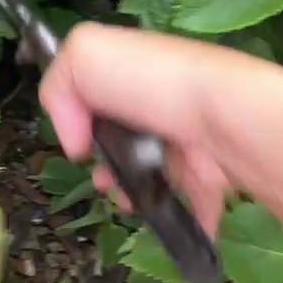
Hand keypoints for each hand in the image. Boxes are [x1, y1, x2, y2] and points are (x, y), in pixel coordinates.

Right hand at [39, 22, 282, 233]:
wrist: (224, 117)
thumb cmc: (153, 83)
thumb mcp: (83, 55)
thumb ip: (57, 89)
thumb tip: (75, 142)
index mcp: (135, 69)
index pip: (101, 93)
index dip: (80, 119)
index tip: (78, 145)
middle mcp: (164, 100)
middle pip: (126, 137)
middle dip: (106, 164)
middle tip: (102, 181)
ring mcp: (190, 136)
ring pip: (154, 171)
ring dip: (135, 193)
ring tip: (126, 203)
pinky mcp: (212, 170)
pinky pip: (194, 200)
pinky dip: (183, 218)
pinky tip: (164, 226)